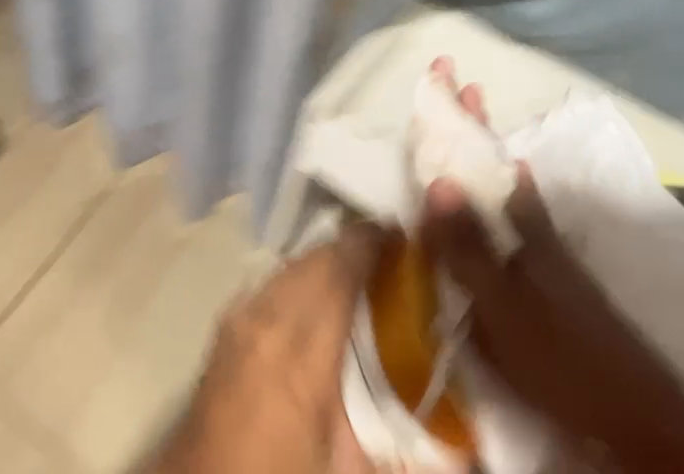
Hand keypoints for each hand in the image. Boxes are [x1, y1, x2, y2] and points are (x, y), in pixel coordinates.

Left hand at [151, 223, 394, 473]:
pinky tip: (316, 296)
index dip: (370, 244)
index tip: (404, 233)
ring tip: (361, 268)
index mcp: (300, 357)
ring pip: (287, 268)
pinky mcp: (222, 331)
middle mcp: (264, 324)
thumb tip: (460, 441)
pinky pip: (267, 285)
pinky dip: (297, 278)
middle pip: (312, 261)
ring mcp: (236, 322)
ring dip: (324, 261)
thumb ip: (404, 444)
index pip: (338, 273)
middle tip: (392, 250)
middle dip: (352, 248)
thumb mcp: (350, 469)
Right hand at [419, 60, 683, 473]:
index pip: (484, 162)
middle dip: (479, 126)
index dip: (464, 122)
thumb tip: (438, 180)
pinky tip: (518, 186)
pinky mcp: (560, 276)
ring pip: (513, 185)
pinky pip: (526, 213)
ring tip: (483, 121)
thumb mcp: (504, 308)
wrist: (638, 415)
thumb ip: (469, 248)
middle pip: (501, 164)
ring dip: (493, 153)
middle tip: (465, 85)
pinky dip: (514, 190)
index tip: (450, 77)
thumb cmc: (562, 357)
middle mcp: (539, 229)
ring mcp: (553, 251)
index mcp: (522, 230)